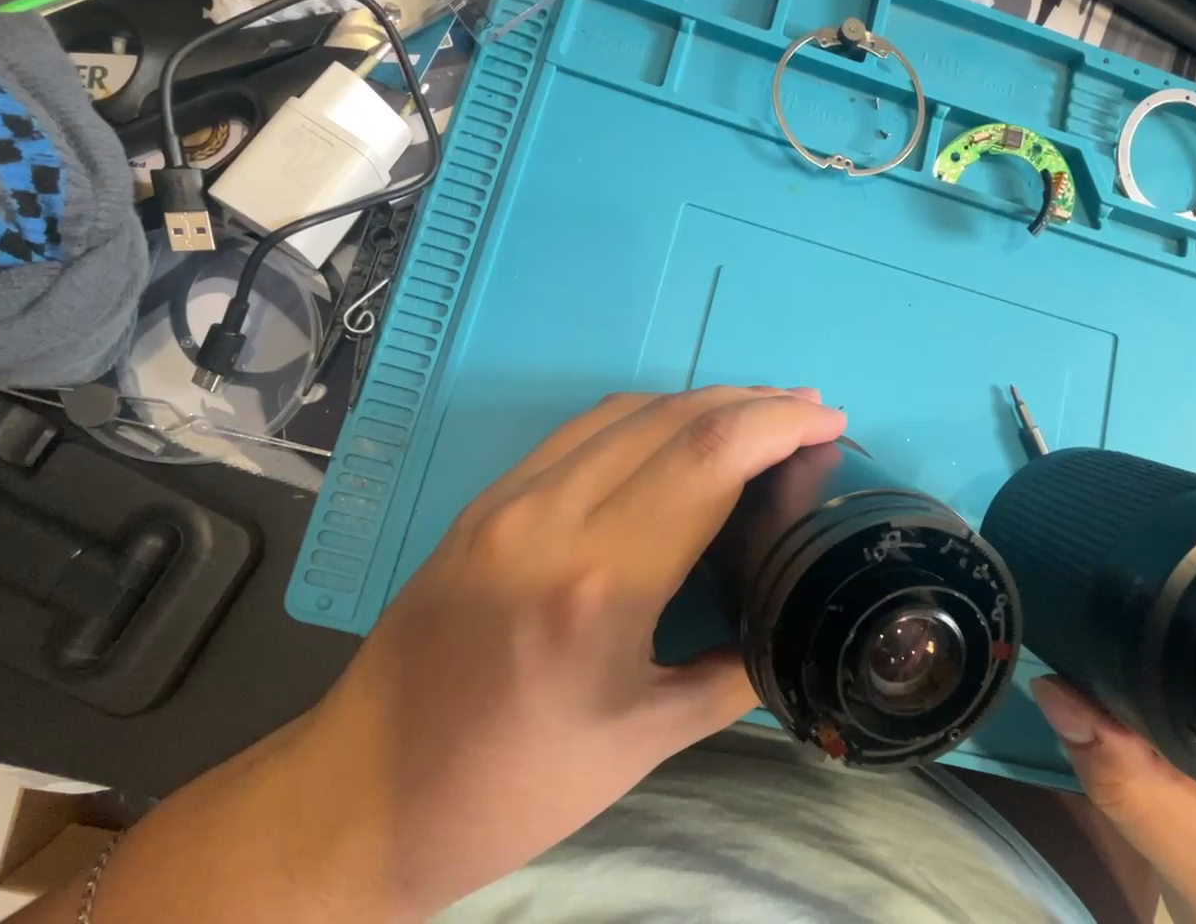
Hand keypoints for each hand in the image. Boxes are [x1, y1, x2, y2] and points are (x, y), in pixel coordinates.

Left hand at [293, 386, 846, 916]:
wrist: (366, 791)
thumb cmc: (511, 785)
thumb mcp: (643, 740)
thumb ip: (732, 675)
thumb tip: (789, 629)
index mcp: (599, 579)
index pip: (706, 456)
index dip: (778, 424)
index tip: (829, 422)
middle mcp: (548, 515)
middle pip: (669, 417)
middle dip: (750, 403)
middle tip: (809, 414)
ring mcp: (506, 500)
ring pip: (620, 412)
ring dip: (698, 403)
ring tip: (757, 418)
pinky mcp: (482, 503)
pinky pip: (578, 435)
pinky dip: (643, 420)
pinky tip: (674, 438)